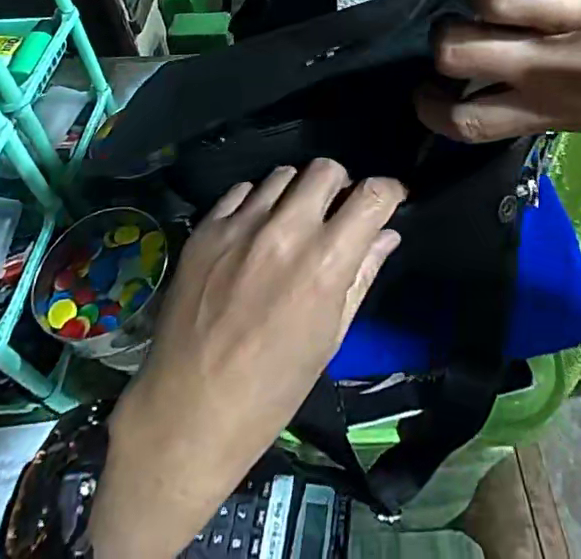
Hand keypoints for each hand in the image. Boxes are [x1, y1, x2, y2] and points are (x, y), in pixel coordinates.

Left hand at [90, 160, 403, 558]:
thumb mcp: (331, 335)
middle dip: (342, 185)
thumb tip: (387, 234)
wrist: (189, 412)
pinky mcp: (205, 231)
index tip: (391, 199)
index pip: (373, 194)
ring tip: (294, 221)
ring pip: (283, 174)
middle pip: (326, 169)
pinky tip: (255, 231)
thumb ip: (362, 274)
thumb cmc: (274, 386)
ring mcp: (240, 227)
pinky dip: (258, 202)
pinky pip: (242, 191)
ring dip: (299, 192)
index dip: (390, 191)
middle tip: (337, 212)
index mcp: (325, 263)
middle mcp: (285, 232)